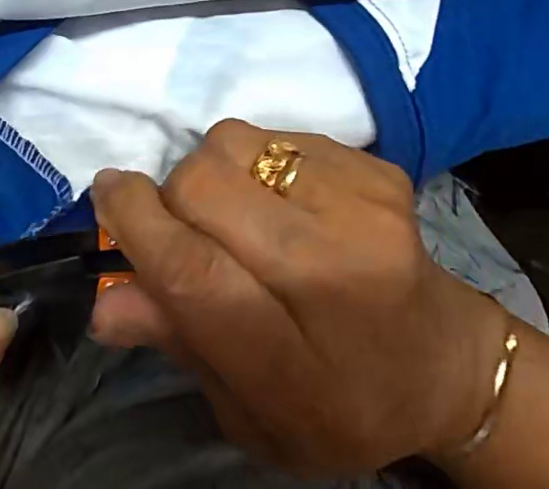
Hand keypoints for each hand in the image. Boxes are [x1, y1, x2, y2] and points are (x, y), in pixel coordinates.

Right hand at [90, 120, 507, 475]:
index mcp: (299, 358)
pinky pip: (276, 133)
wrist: (442, 359)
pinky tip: (281, 197)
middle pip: (206, 187)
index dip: (136, 224)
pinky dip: (257, 159)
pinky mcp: (378, 168)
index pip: (195, 273)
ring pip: (235, 142)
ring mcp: (365, 206)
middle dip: (172, 196)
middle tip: (184, 224)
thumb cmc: (341, 406)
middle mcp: (337, 268)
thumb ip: (184, 346)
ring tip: (236, 209)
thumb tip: (106, 300)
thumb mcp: (253, 414)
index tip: (107, 193)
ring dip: (213, 170)